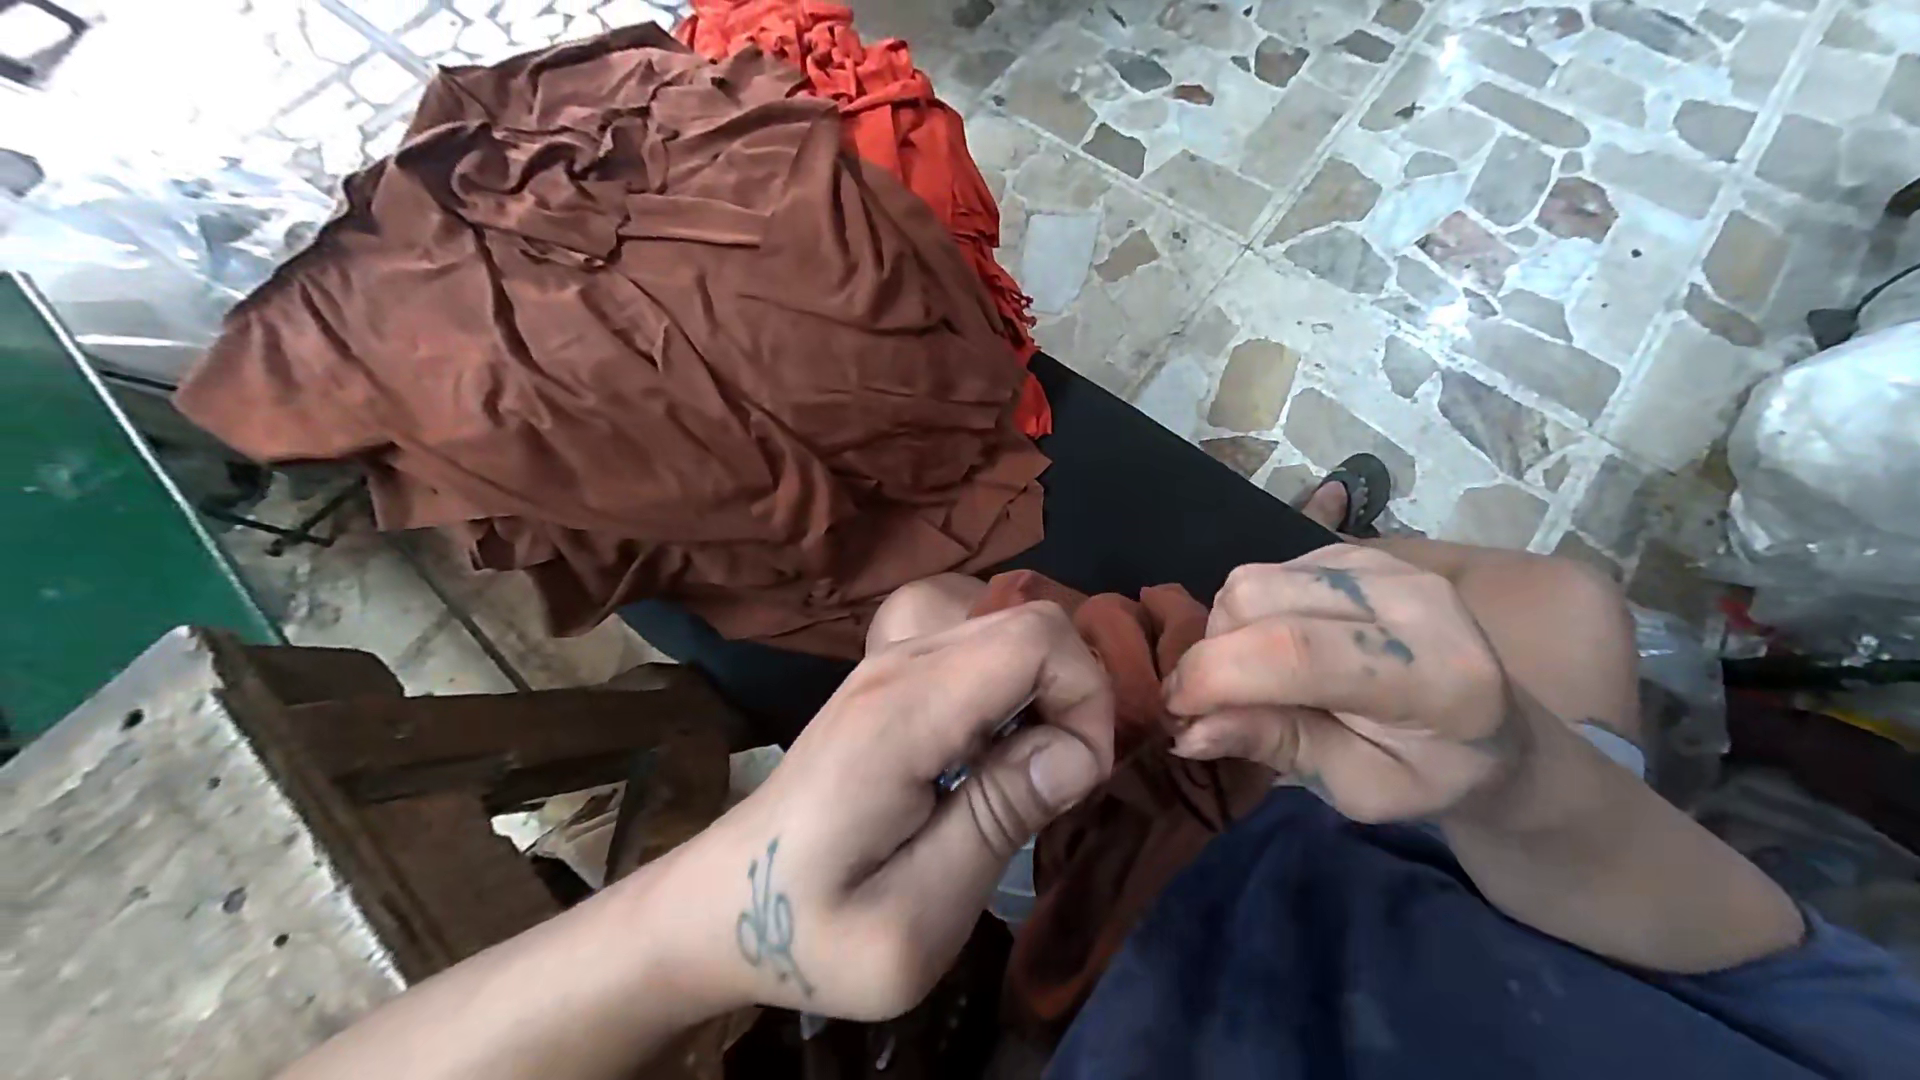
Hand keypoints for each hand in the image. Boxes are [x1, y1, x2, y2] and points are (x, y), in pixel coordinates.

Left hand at [670, 602, 1114, 1020]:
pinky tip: (992, 737)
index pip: (1033, 641)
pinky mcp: (890, 670)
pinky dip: (1013, 677)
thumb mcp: (915, 918)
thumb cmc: (816, 928)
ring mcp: (889, 659)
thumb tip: (1076, 751)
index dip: (1085, 701)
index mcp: (903, 714)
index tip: (1076, 783)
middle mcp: (897, 664)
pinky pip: (978, 638)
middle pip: (1030, 621)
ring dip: (1046, 688)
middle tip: (1056, 780)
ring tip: (1026, 764)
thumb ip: (998, 819)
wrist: (729, 900)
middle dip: (1075, 695)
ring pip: (1009, 623)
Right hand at [1165, 545, 1520, 822]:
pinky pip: (1264, 572)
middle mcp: (1408, 596)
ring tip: (1251, 675)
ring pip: (1249, 579)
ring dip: (1225, 632)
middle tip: (1215, 700)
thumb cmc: (1429, 772)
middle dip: (1212, 652)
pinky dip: (1245, 615)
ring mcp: (1380, 561)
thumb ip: (1277, 746)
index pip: (1294, 651)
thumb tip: (1188, 729)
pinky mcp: (1354, 549)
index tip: (1176, 710)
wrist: (1493, 727)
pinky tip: (1275, 646)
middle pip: (1254, 596)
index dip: (1214, 675)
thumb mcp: (1359, 787)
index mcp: (1431, 672)